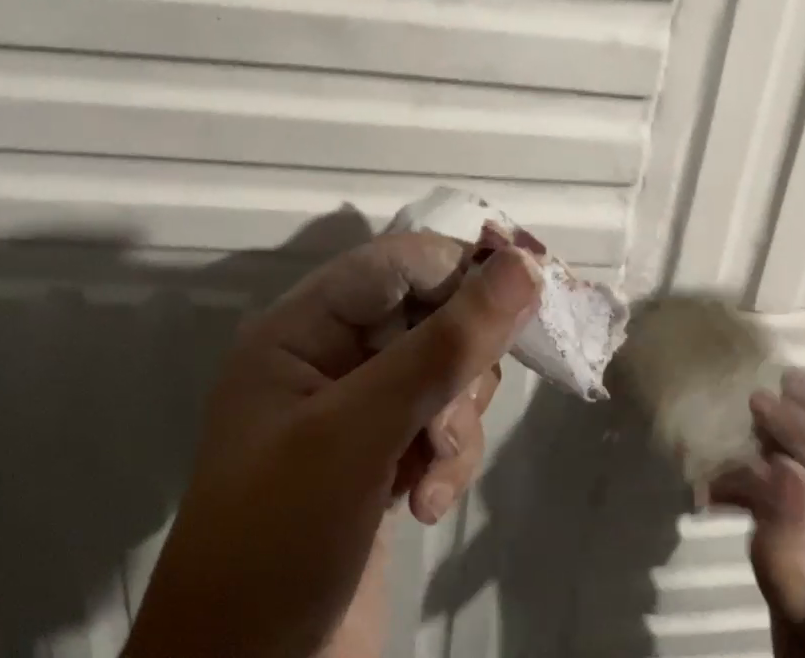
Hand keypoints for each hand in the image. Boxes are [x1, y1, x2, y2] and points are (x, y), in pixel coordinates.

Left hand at [124, 234, 541, 657]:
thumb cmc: (279, 540)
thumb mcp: (358, 433)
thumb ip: (443, 345)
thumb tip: (523, 265)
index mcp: (300, 331)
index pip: (400, 263)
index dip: (463, 272)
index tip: (525, 298)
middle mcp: (330, 359)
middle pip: (433, 315)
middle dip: (458, 367)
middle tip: (450, 419)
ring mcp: (359, 412)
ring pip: (448, 373)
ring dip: (458, 420)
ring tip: (432, 471)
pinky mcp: (383, 458)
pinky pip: (443, 426)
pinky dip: (450, 459)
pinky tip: (427, 504)